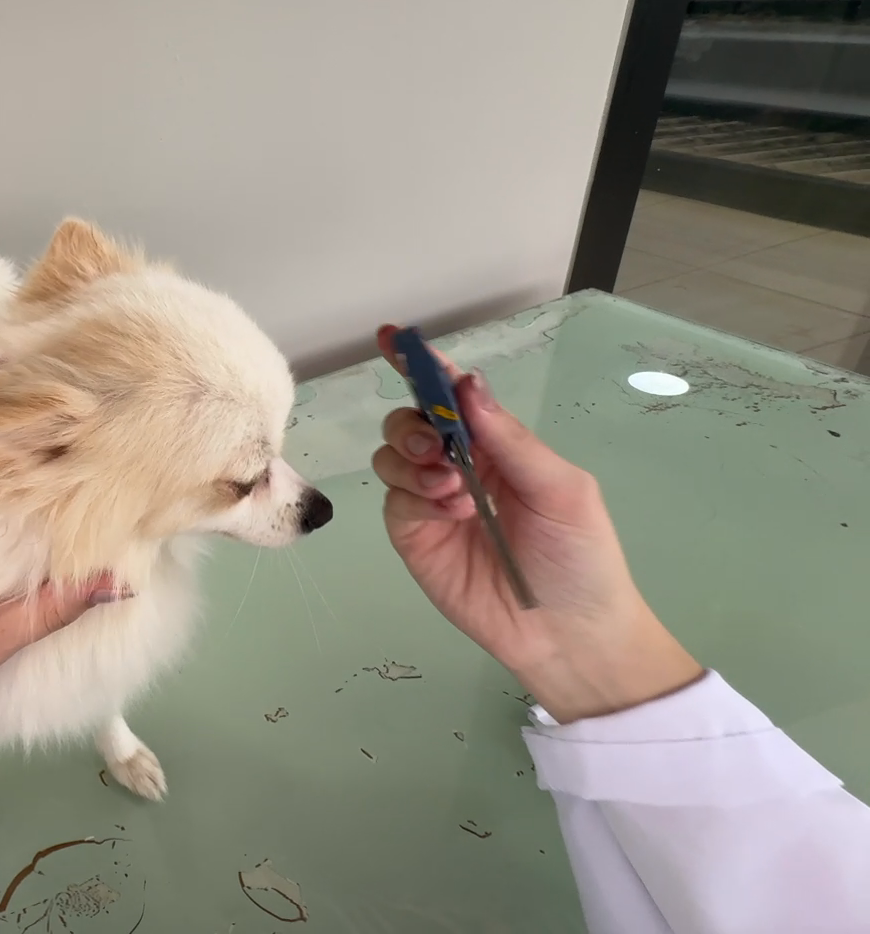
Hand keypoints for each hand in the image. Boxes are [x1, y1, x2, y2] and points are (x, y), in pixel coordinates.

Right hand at [371, 326, 701, 721]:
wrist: (563, 631)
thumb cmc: (580, 556)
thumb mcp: (562, 489)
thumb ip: (510, 439)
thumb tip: (466, 384)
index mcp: (495, 446)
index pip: (450, 396)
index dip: (421, 365)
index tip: (393, 338)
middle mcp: (454, 464)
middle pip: (407, 420)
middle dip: (413, 424)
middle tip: (436, 448)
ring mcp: (425, 497)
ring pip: (390, 453)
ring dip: (414, 462)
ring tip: (452, 493)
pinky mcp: (407, 528)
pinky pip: (392, 495)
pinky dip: (416, 497)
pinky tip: (449, 514)